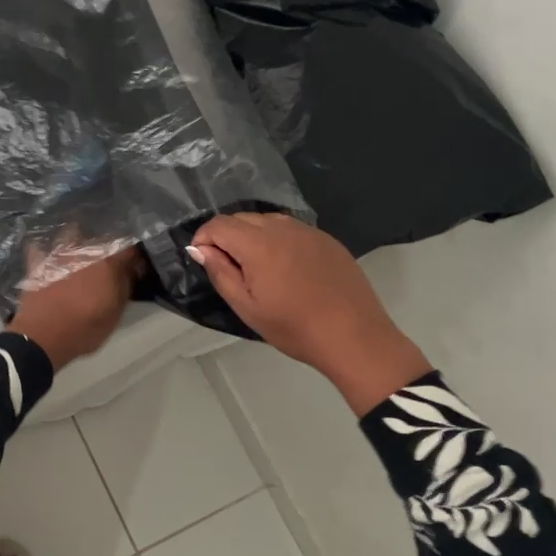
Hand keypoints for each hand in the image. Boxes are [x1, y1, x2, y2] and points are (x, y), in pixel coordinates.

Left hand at [6, 243, 143, 371]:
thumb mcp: (115, 314)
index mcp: (107, 262)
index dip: (134, 256)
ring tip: (78, 250)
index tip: (136, 266)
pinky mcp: (37, 262)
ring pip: (70, 232)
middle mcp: (84, 250)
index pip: (129, 248)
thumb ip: (125, 287)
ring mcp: (58, 254)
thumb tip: (132, 270)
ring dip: (77, 237)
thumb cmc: (85, 328)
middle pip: (100, 237)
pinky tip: (47, 253)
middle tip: (107, 259)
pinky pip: (39, 246)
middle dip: (107, 244)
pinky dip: (45, 248)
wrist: (43, 335)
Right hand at [190, 212, 430, 415]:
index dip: (204, 238)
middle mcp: (283, 228)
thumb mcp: (247, 307)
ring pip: (267, 220)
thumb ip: (220, 272)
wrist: (355, 337)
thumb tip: (199, 249)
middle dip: (226, 236)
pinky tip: (285, 268)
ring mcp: (308, 231)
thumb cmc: (295, 328)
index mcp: (259, 244)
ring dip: (252, 236)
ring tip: (257, 268)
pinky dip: (278, 240)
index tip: (204, 260)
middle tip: (229, 268)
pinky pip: (291, 229)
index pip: (219, 224)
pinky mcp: (327, 240)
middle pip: (242, 218)